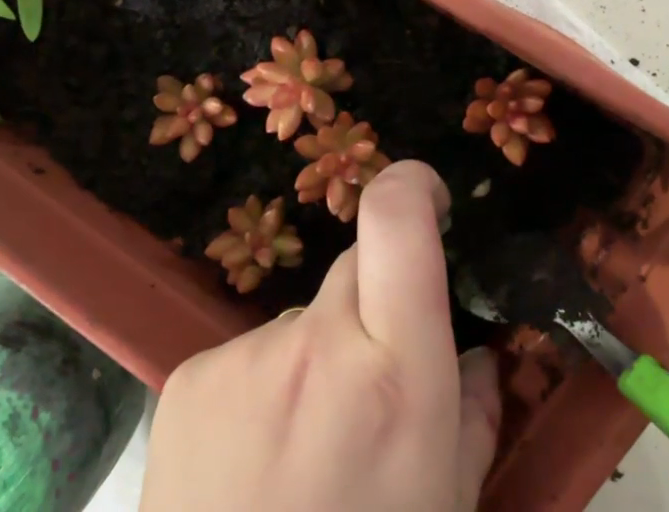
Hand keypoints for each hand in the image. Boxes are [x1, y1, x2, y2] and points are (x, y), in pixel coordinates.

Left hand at [141, 161, 501, 511]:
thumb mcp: (447, 501)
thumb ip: (475, 416)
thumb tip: (478, 355)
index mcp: (397, 375)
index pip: (396, 225)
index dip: (411, 187)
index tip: (426, 196)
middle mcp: (317, 345)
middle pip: (353, 267)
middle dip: (373, 303)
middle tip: (371, 375)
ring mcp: (246, 356)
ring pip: (301, 320)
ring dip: (315, 359)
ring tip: (304, 446)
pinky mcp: (190, 375)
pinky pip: (248, 356)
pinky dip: (263, 388)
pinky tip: (253, 458)